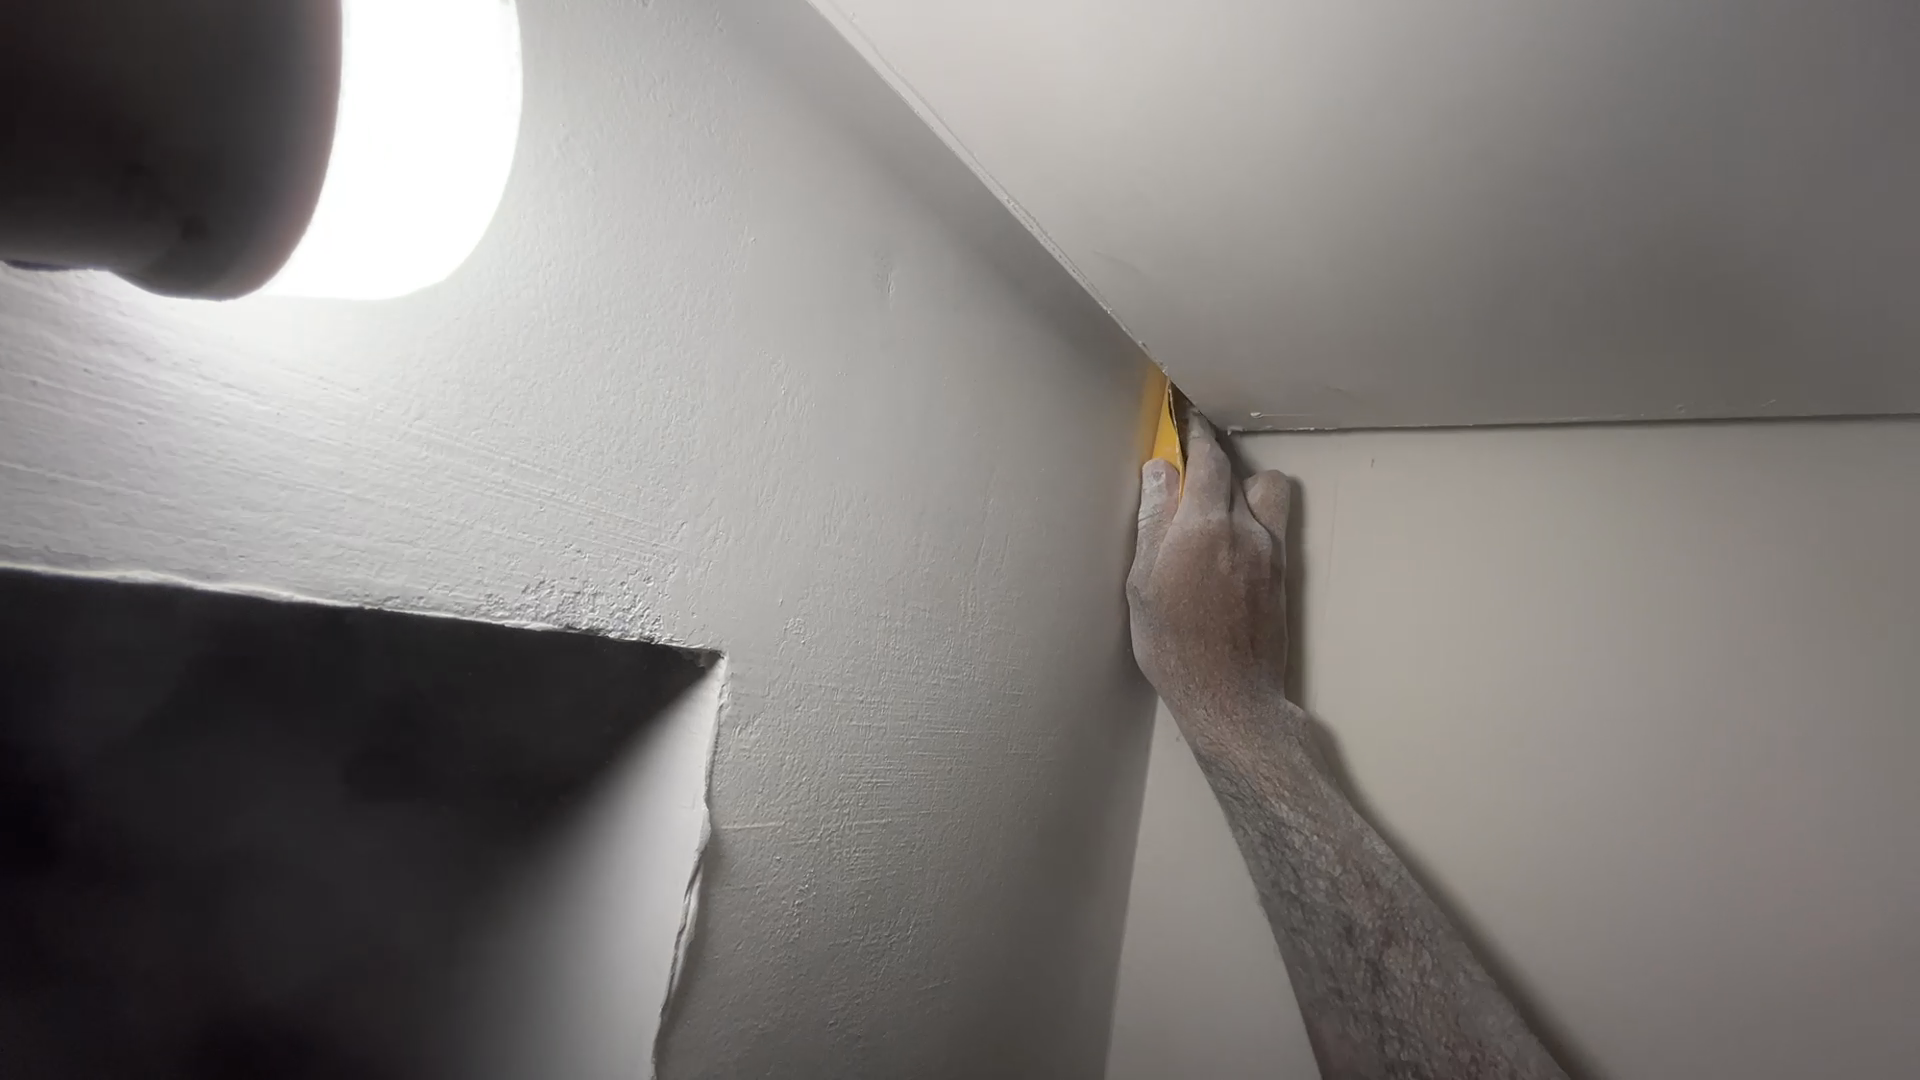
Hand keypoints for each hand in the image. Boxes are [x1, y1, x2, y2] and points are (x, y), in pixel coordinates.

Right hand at [1128, 412, 1293, 723]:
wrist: (1230, 697)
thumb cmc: (1172, 644)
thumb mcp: (1143, 583)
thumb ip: (1154, 521)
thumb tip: (1159, 470)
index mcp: (1205, 527)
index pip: (1208, 461)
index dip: (1196, 435)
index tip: (1186, 418)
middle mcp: (1247, 529)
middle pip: (1237, 471)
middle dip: (1213, 459)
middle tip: (1188, 465)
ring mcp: (1272, 551)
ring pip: (1267, 492)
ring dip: (1242, 486)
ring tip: (1215, 507)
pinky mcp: (1285, 573)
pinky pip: (1274, 523)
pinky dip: (1254, 515)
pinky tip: (1230, 543)